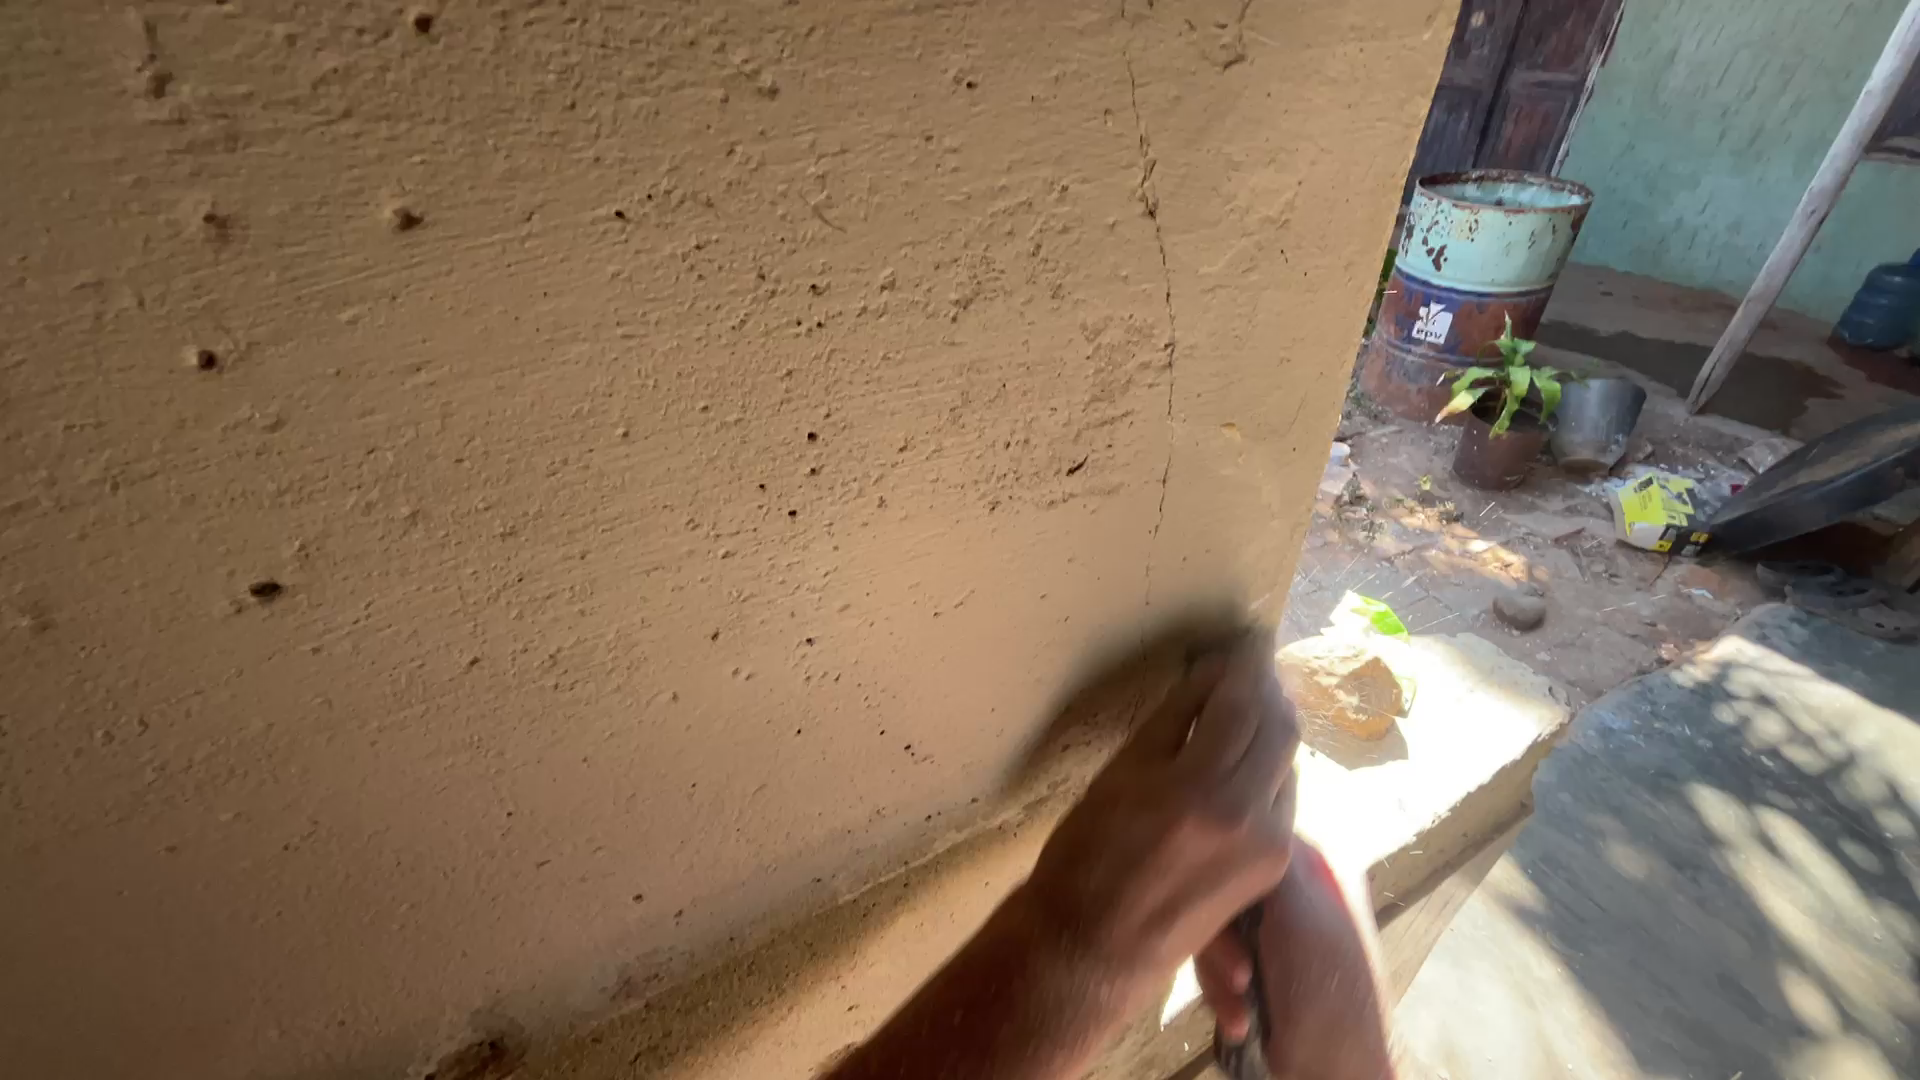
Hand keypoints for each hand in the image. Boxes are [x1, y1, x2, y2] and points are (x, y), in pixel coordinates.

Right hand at [1019, 629, 1298, 1016]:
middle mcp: (1251, 818)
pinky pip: (1282, 792)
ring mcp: (1271, 846)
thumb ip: (1176, 719)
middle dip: (1267, 685)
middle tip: (1246, 660)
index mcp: (1202, 790)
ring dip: (1271, 720)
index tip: (1248, 635)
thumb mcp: (1125, 771)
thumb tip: (1210, 674)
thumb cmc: (1090, 850)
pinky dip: (1267, 758)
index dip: (1247, 662)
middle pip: (1281, 727)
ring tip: (1243, 697)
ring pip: (1287, 758)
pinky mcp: (1273, 866)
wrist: (1096, 942)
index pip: (1243, 704)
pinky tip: (1243, 747)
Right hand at [1194, 840, 1395, 1077]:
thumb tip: (1233, 809)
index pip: (1246, 831)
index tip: (1211, 897)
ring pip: (1209, 918)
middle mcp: (1292, 888)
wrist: (1335, 1075)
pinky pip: (1211, 953)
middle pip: (1220, 879)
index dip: (1221, 860)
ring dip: (1216, 966)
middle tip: (1236, 971)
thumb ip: (1264, 847)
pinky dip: (1218, 986)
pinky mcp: (1253, 962)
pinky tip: (1236, 1014)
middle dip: (1218, 933)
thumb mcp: (1296, 902)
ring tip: (1237, 1003)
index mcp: (1315, 864)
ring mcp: (1272, 927)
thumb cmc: (1325, 986)